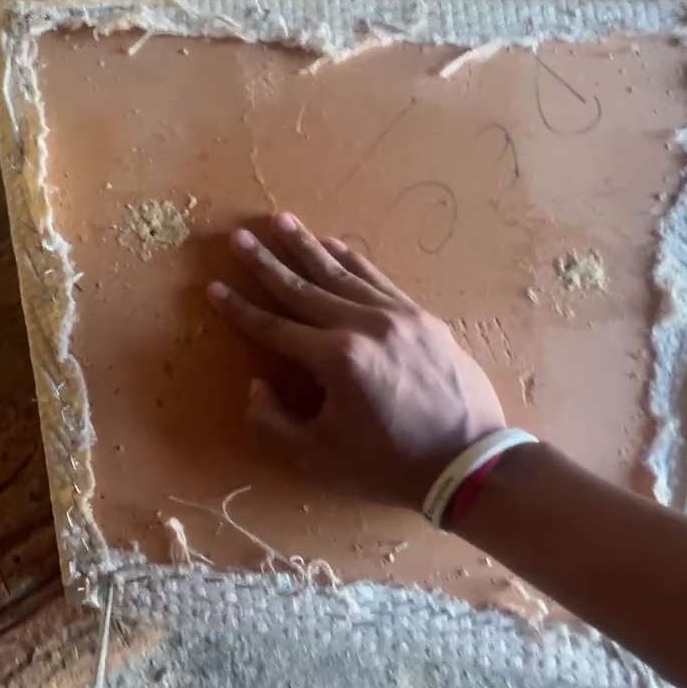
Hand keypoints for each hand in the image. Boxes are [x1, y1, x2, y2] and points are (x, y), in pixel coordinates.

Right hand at [204, 212, 506, 510]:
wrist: (473, 466)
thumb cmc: (389, 465)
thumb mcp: (318, 458)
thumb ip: (273, 421)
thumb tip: (257, 386)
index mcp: (337, 360)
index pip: (274, 327)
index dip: (239, 309)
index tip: (213, 287)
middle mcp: (363, 326)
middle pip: (302, 288)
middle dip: (265, 263)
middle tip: (239, 237)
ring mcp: (396, 316)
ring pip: (340, 274)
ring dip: (306, 246)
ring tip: (281, 221)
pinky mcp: (421, 317)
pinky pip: (378, 279)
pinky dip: (352, 260)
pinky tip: (333, 243)